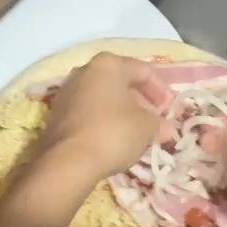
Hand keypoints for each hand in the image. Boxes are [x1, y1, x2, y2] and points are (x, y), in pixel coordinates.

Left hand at [36, 53, 169, 183]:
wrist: (68, 162)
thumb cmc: (113, 133)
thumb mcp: (146, 127)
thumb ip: (159, 123)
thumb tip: (167, 129)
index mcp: (109, 65)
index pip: (143, 71)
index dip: (161, 90)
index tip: (169, 109)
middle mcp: (85, 70)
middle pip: (120, 80)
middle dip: (140, 99)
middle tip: (154, 119)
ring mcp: (68, 90)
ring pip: (103, 95)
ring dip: (121, 109)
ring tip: (135, 130)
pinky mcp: (57, 112)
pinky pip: (88, 109)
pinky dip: (103, 118)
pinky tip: (112, 137)